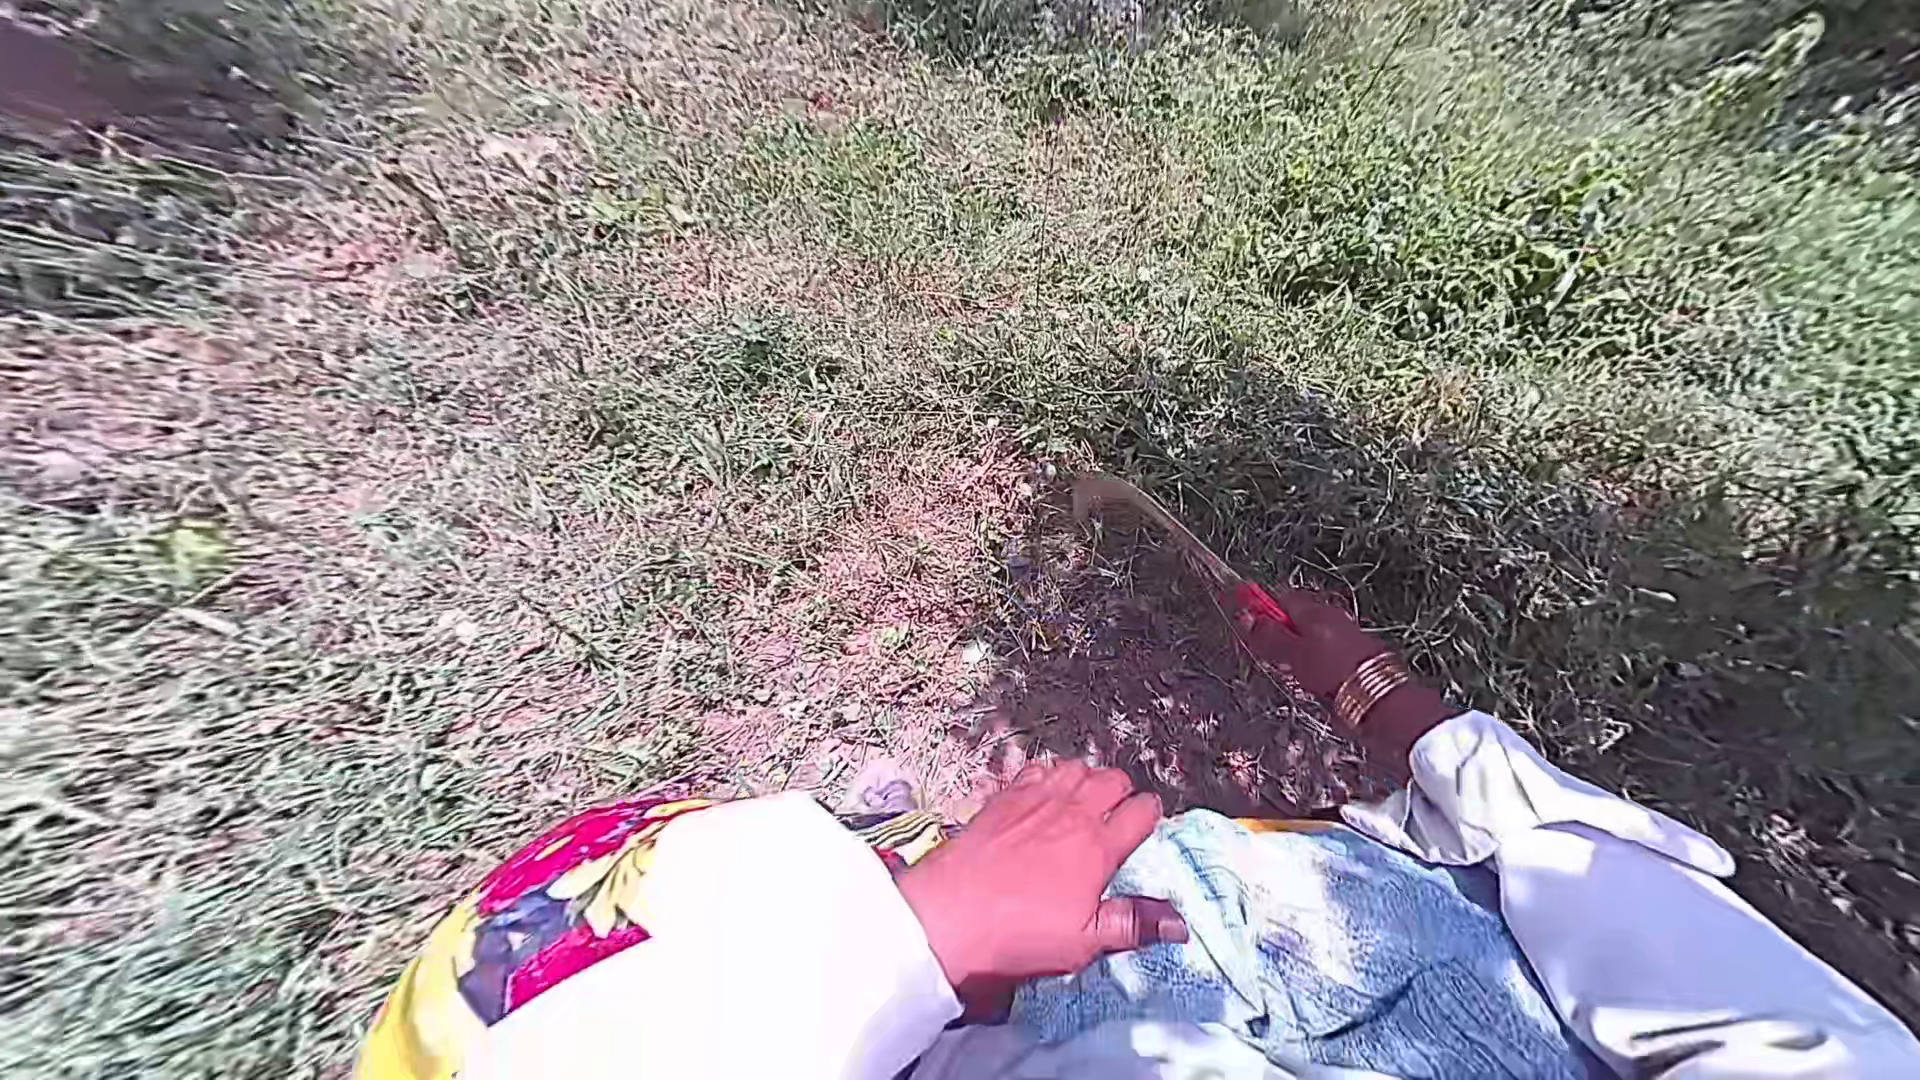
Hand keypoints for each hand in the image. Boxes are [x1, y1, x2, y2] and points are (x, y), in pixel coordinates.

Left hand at [896, 761, 1186, 1017]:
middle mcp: (1072, 812)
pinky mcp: (1009, 794)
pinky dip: (1050, 772)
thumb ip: (1132, 923)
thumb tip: (1178, 923)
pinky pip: (1039, 767)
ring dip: (1087, 776)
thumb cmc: (1021, 931)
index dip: (1151, 811)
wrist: (956, 910)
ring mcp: (1038, 798)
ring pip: (1076, 766)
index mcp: (1097, 847)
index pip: (1140, 813)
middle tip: (1120, 805)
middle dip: (1123, 788)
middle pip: (1112, 779)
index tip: (1150, 816)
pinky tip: (1046, 788)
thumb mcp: (1084, 941)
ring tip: (1086, 793)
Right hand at [1228, 587, 1390, 696]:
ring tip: (1291, 667)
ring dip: (1297, 647)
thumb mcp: (1290, 654)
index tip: (1251, 622)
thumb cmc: (1334, 672)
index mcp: (1314, 611)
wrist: (1380, 699)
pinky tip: (1312, 676)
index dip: (1264, 608)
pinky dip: (1315, 658)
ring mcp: (1347, 633)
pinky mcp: (1357, 652)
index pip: (1281, 597)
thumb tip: (1245, 617)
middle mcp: (1332, 616)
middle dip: (1280, 631)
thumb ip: (1267, 635)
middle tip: (1270, 650)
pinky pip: (1326, 648)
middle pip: (1296, 615)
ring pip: (1311, 633)